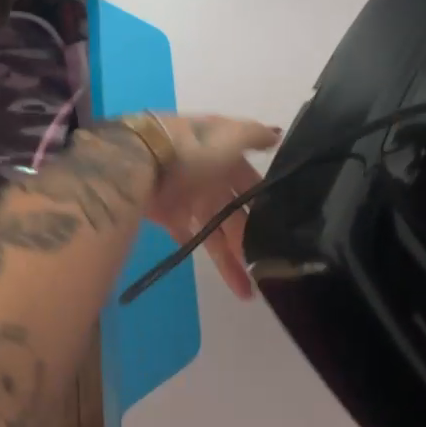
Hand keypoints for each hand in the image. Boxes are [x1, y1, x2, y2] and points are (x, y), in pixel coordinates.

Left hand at [143, 114, 281, 299]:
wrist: (141, 159)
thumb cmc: (193, 147)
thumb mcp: (230, 135)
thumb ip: (255, 135)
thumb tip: (277, 135)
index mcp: (224, 154)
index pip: (250, 180)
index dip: (265, 201)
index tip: (284, 226)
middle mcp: (208, 175)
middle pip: (234, 212)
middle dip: (251, 239)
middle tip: (270, 270)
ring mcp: (187, 196)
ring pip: (215, 230)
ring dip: (230, 259)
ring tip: (246, 292)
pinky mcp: (168, 215)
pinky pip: (189, 236)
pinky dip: (200, 250)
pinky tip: (220, 276)